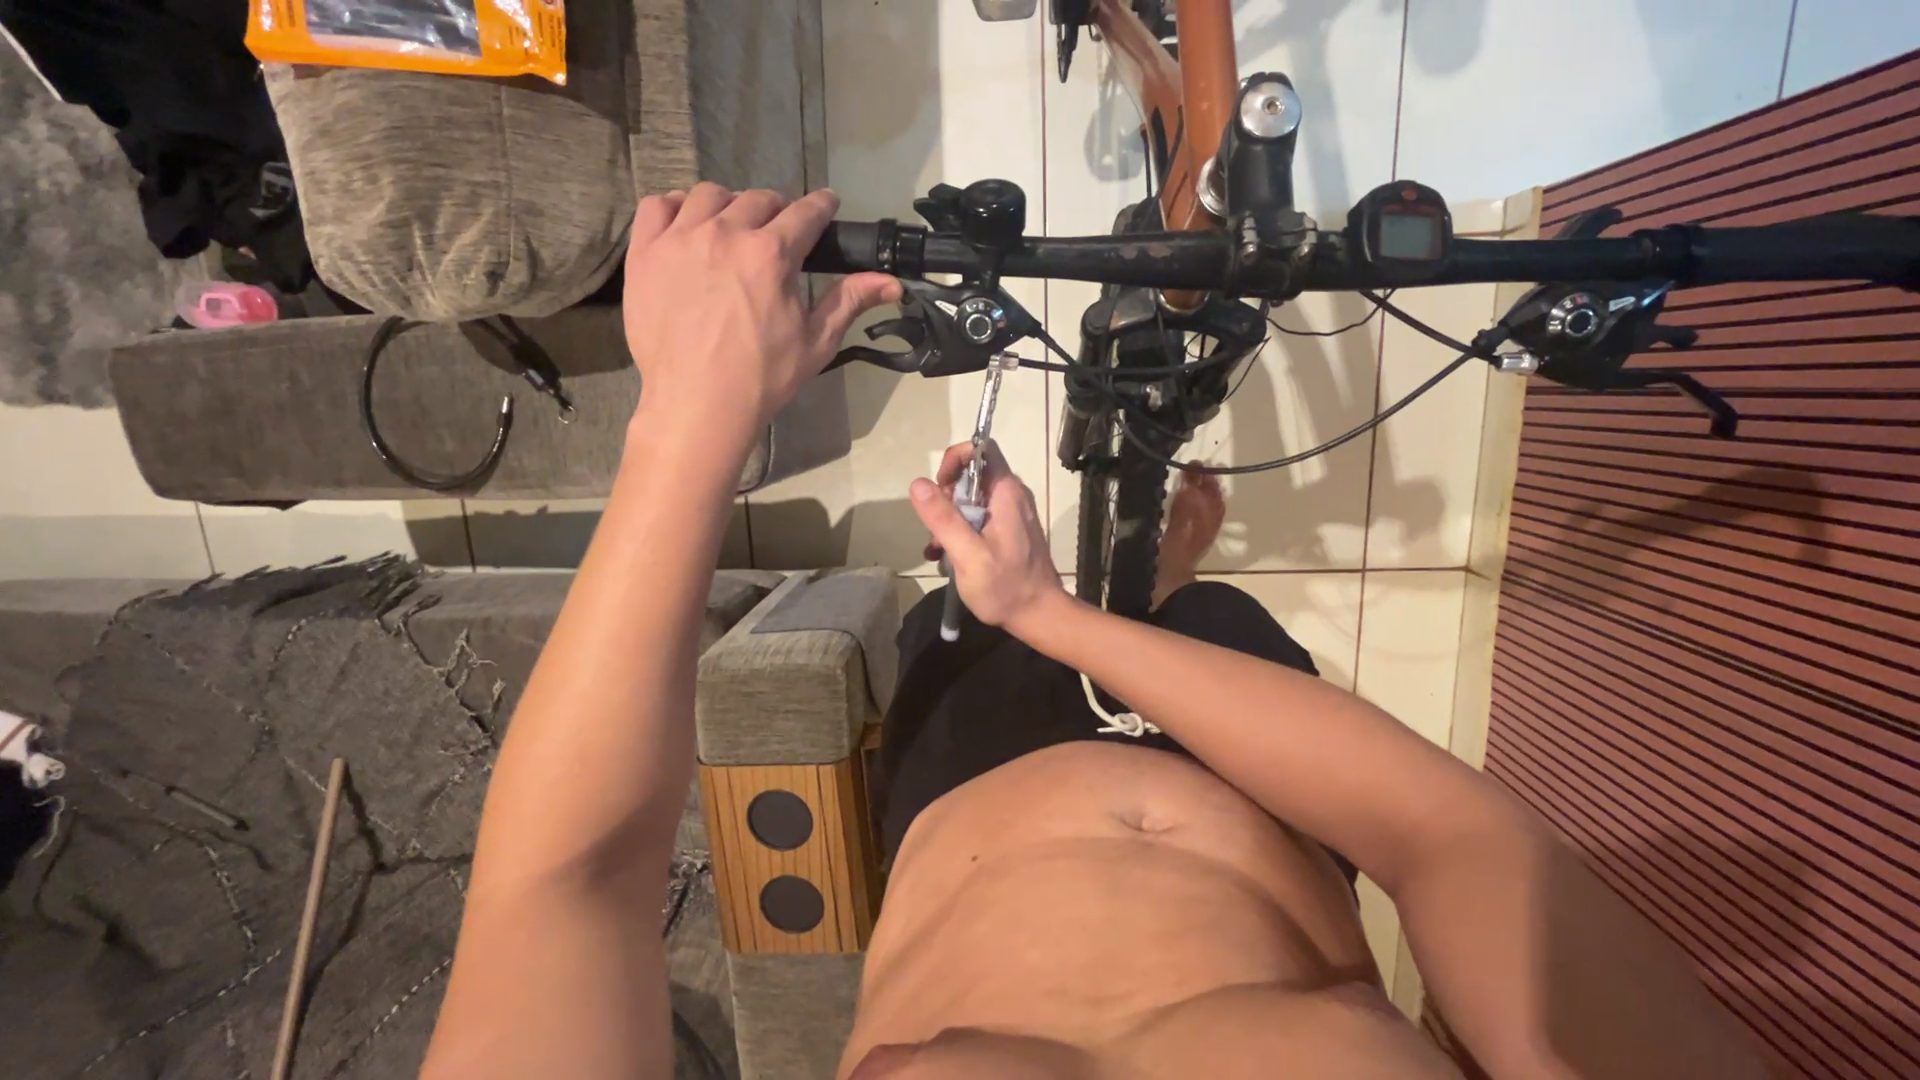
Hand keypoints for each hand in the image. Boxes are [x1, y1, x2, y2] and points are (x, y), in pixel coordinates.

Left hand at [621, 184, 899, 440]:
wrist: (698, 403)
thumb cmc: (763, 378)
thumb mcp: (816, 342)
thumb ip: (849, 300)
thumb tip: (891, 282)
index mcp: (771, 254)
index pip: (805, 212)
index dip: (821, 206)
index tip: (827, 204)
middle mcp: (725, 233)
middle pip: (757, 199)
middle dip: (776, 210)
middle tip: (779, 232)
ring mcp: (679, 239)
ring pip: (709, 195)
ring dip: (729, 205)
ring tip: (733, 227)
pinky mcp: (645, 254)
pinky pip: (657, 206)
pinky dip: (675, 207)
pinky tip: (686, 225)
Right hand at [910, 440, 1066, 633]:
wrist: (1040, 615)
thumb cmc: (1006, 587)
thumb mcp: (968, 555)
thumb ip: (943, 518)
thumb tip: (918, 483)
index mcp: (1006, 492)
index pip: (981, 449)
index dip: (954, 460)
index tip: (938, 489)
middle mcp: (1011, 495)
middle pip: (971, 475)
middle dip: (945, 497)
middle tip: (936, 529)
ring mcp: (1011, 513)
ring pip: (971, 499)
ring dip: (949, 519)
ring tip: (936, 549)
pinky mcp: (1009, 530)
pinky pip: (979, 517)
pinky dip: (961, 530)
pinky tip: (947, 556)